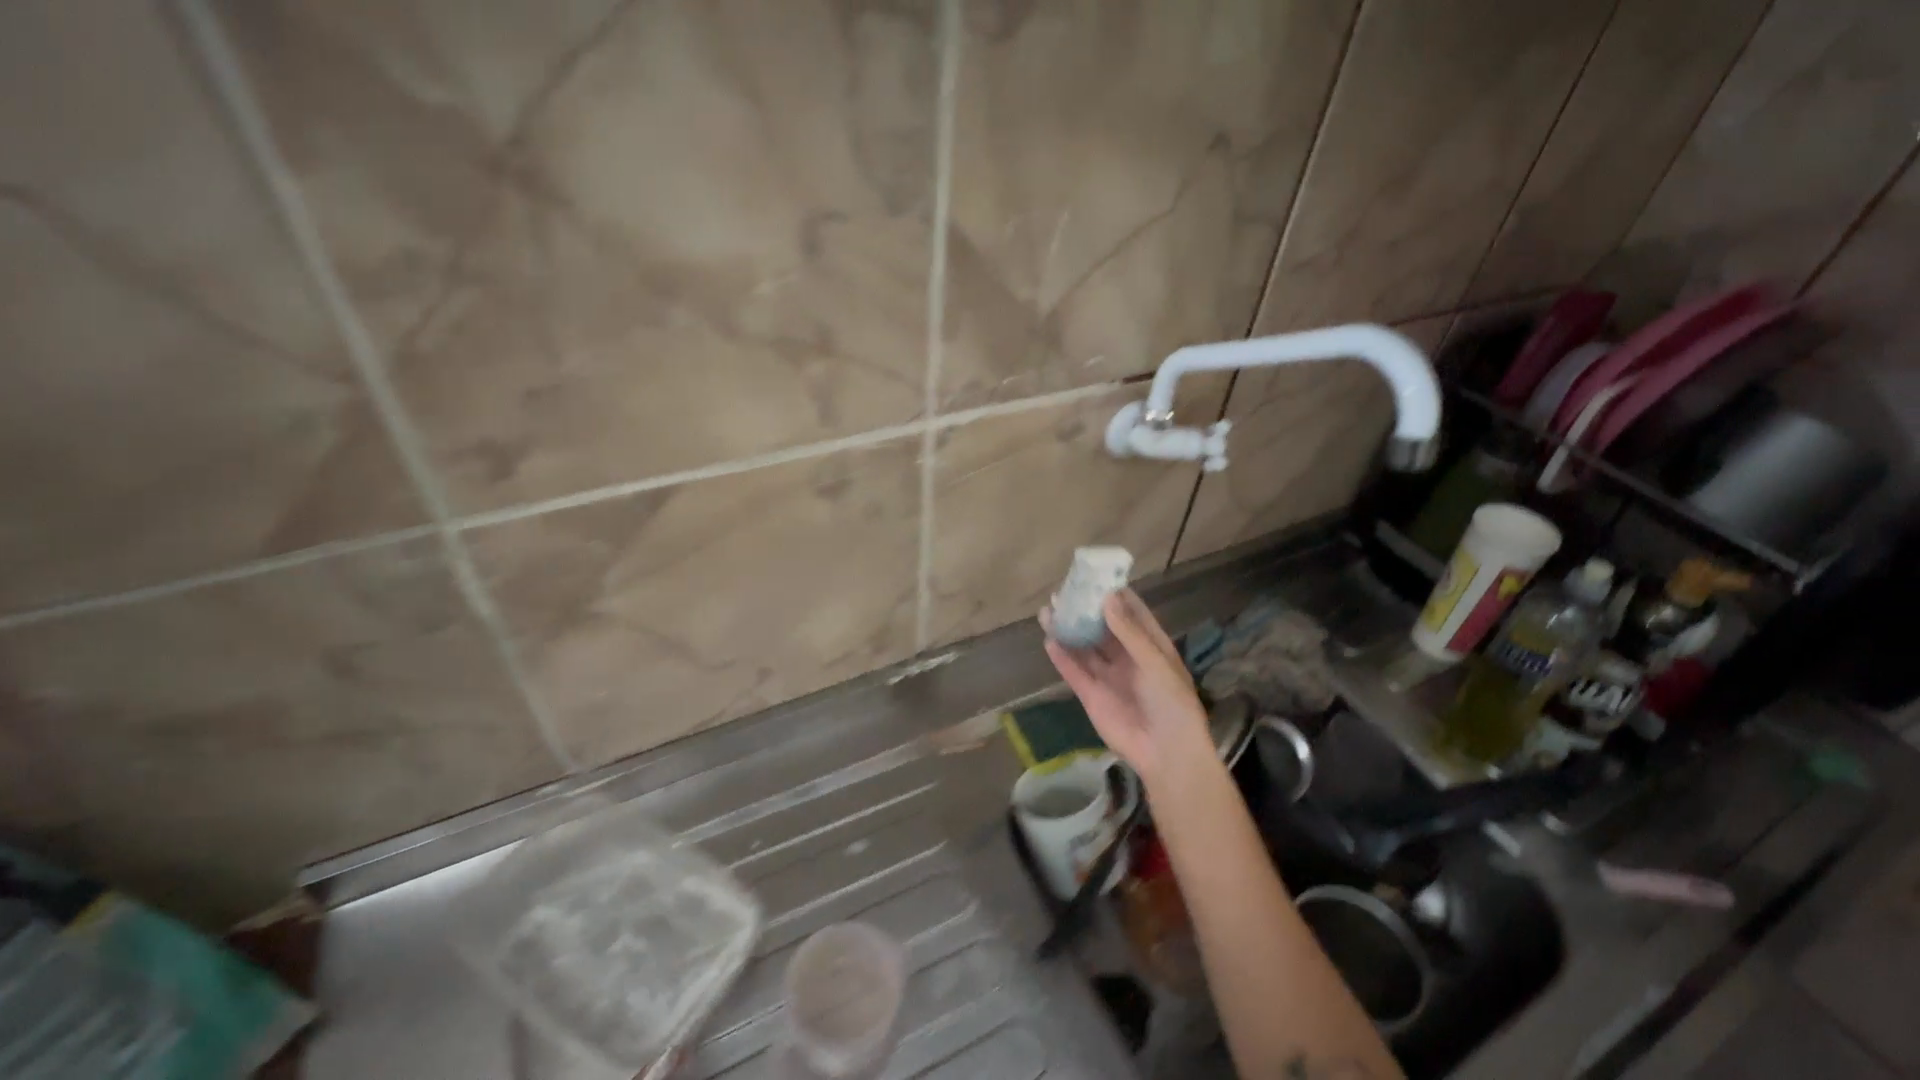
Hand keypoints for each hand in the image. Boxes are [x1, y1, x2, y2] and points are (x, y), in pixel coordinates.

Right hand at [1042, 590, 1216, 791]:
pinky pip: (1074, 672)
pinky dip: (1061, 657)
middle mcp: (1129, 658)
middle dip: (1085, 610)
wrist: (1166, 751)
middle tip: (1064, 590)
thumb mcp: (1155, 662)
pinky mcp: (1092, 696)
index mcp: (1151, 647)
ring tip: (1049, 610)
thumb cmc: (1172, 702)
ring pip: (1084, 648)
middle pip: (1103, 628)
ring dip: (1068, 630)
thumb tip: (1107, 598)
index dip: (1115, 595)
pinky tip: (1048, 639)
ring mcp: (1109, 677)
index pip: (1132, 614)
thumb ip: (1129, 632)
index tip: (1096, 576)